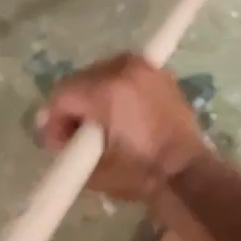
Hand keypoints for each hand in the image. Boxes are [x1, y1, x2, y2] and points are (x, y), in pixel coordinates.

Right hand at [37, 53, 207, 203]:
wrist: (187, 172)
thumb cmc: (140, 173)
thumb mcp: (93, 168)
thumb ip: (64, 146)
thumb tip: (53, 132)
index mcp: (107, 89)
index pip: (62, 95)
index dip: (53, 120)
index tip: (58, 142)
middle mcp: (124, 68)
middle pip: (80, 81)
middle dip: (73, 107)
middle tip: (77, 137)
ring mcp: (145, 67)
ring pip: (101, 74)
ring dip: (93, 96)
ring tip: (100, 126)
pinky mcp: (159, 74)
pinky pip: (123, 75)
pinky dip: (115, 91)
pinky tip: (120, 115)